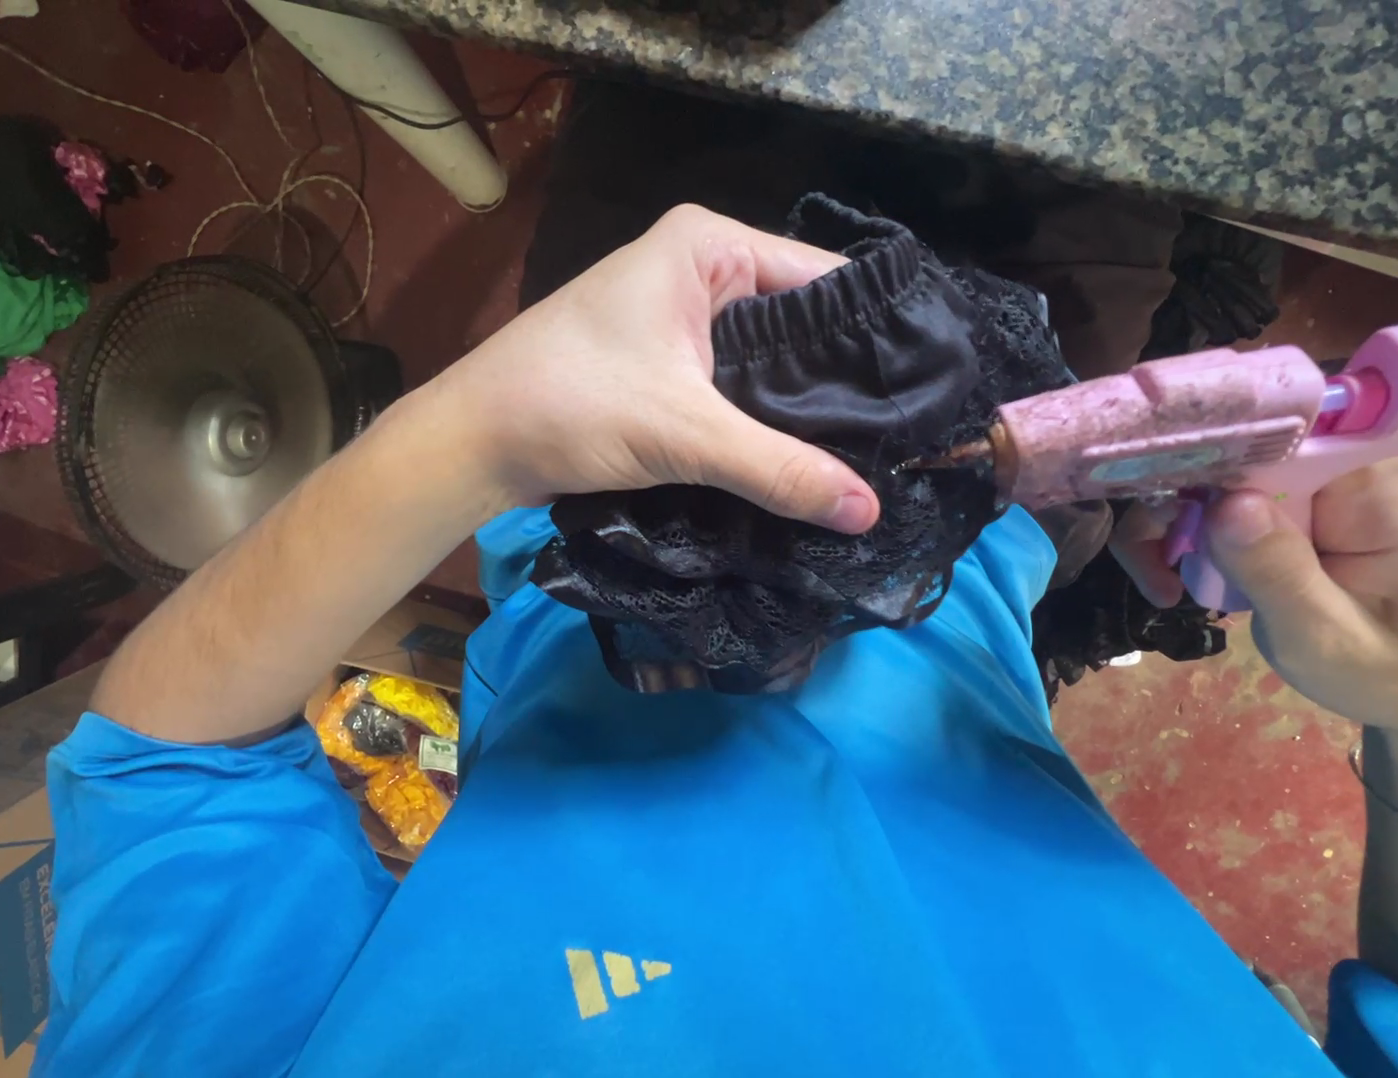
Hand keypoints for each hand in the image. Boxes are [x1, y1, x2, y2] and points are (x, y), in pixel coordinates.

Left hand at [423, 204, 879, 533]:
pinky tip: (797, 458)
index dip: (873, 339)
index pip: (824, 282)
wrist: (474, 440)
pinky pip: (729, 384)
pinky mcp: (660, 360)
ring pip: (762, 361)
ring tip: (866, 456)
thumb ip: (777, 468)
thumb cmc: (570, 406)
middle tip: (901, 440)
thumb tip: (867, 512)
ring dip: (796, 407)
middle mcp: (697, 268)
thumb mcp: (682, 433)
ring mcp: (676, 316)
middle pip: (795, 324)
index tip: (923, 397)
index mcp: (708, 246)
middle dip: (836, 381)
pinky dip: (756, 418)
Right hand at [1112, 463, 1397, 747]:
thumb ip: (1278, 571)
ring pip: (1231, 479)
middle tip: (1157, 580)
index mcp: (1397, 501)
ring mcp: (1348, 481)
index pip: (1282, 459)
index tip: (1167, 537)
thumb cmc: (1384, 678)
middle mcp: (1377, 472)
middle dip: (1183, 517)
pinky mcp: (1323, 495)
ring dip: (1182, 529)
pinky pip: (1239, 494)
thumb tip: (1227, 501)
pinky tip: (1196, 571)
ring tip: (1167, 583)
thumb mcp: (1322, 639)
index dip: (1211, 484)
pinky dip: (1201, 533)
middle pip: (1245, 464)